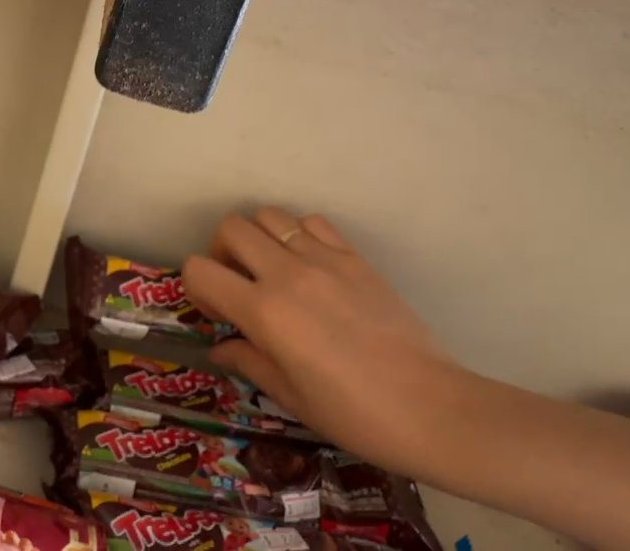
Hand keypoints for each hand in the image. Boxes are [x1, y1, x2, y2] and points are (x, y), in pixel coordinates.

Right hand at [183, 207, 468, 469]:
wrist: (432, 409)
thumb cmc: (355, 414)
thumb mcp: (291, 397)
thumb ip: (248, 362)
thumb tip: (221, 348)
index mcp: (264, 312)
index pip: (200, 270)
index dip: (198, 287)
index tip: (219, 313)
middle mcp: (287, 274)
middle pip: (231, 227)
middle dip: (222, 252)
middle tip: (240, 285)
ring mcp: (324, 259)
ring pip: (270, 215)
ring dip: (260, 237)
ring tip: (273, 270)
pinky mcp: (355, 257)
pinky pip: (313, 222)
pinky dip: (299, 234)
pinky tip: (310, 266)